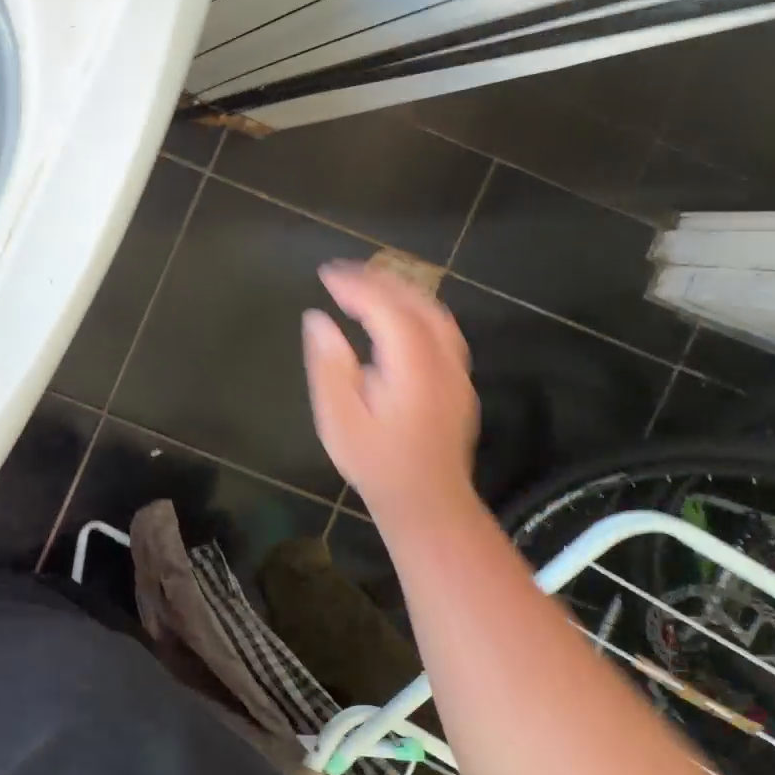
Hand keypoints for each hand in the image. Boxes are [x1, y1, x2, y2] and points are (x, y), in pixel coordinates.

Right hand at [302, 262, 478, 517]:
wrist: (426, 501)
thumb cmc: (374, 460)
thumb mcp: (338, 416)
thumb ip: (329, 364)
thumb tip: (318, 321)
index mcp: (412, 368)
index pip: (387, 310)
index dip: (357, 286)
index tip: (325, 274)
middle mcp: (442, 363)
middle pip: (419, 304)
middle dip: (381, 280)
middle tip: (342, 272)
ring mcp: (455, 373)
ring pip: (437, 315)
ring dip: (402, 291)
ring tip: (366, 284)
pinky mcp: (456, 383)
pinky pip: (441, 330)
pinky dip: (414, 309)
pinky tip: (393, 316)